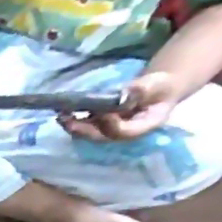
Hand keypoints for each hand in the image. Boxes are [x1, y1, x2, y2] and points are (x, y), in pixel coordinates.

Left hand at [61, 72, 180, 141]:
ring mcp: (110, 131)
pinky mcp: (100, 125)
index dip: (111, 125)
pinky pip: (84, 126)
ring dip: (73, 126)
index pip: (124, 132)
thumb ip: (142, 91)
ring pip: (89, 133)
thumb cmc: (161, 87)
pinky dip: (73, 120)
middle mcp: (124, 133)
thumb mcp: (157, 84)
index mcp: (144, 126)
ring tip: (61, 115)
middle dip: (82, 130)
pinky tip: (63, 112)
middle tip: (67, 120)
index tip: (103, 113)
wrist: (156, 89)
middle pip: (101, 136)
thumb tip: (124, 96)